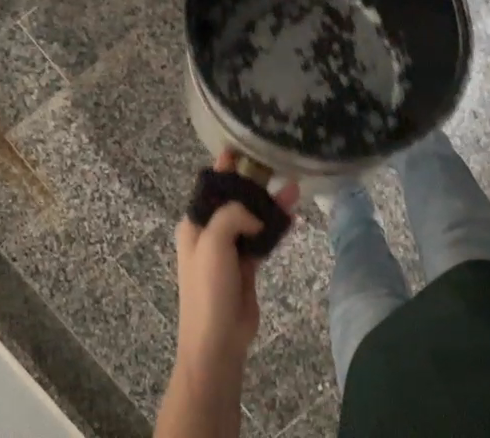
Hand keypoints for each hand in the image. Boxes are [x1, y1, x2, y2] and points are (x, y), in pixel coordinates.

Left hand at [173, 153, 300, 374]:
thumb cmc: (208, 290)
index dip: (226, 167)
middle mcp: (210, 233)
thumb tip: (256, 215)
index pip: (211, 187)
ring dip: (270, 204)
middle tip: (278, 165)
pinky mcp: (246, 266)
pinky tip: (291, 213)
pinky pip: (262, 238)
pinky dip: (275, 225)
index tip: (245, 146)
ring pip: (252, 218)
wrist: (217, 342)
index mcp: (194, 224)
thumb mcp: (213, 243)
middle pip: (235, 200)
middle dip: (256, 183)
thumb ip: (232, 215)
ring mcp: (229, 250)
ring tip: (294, 186)